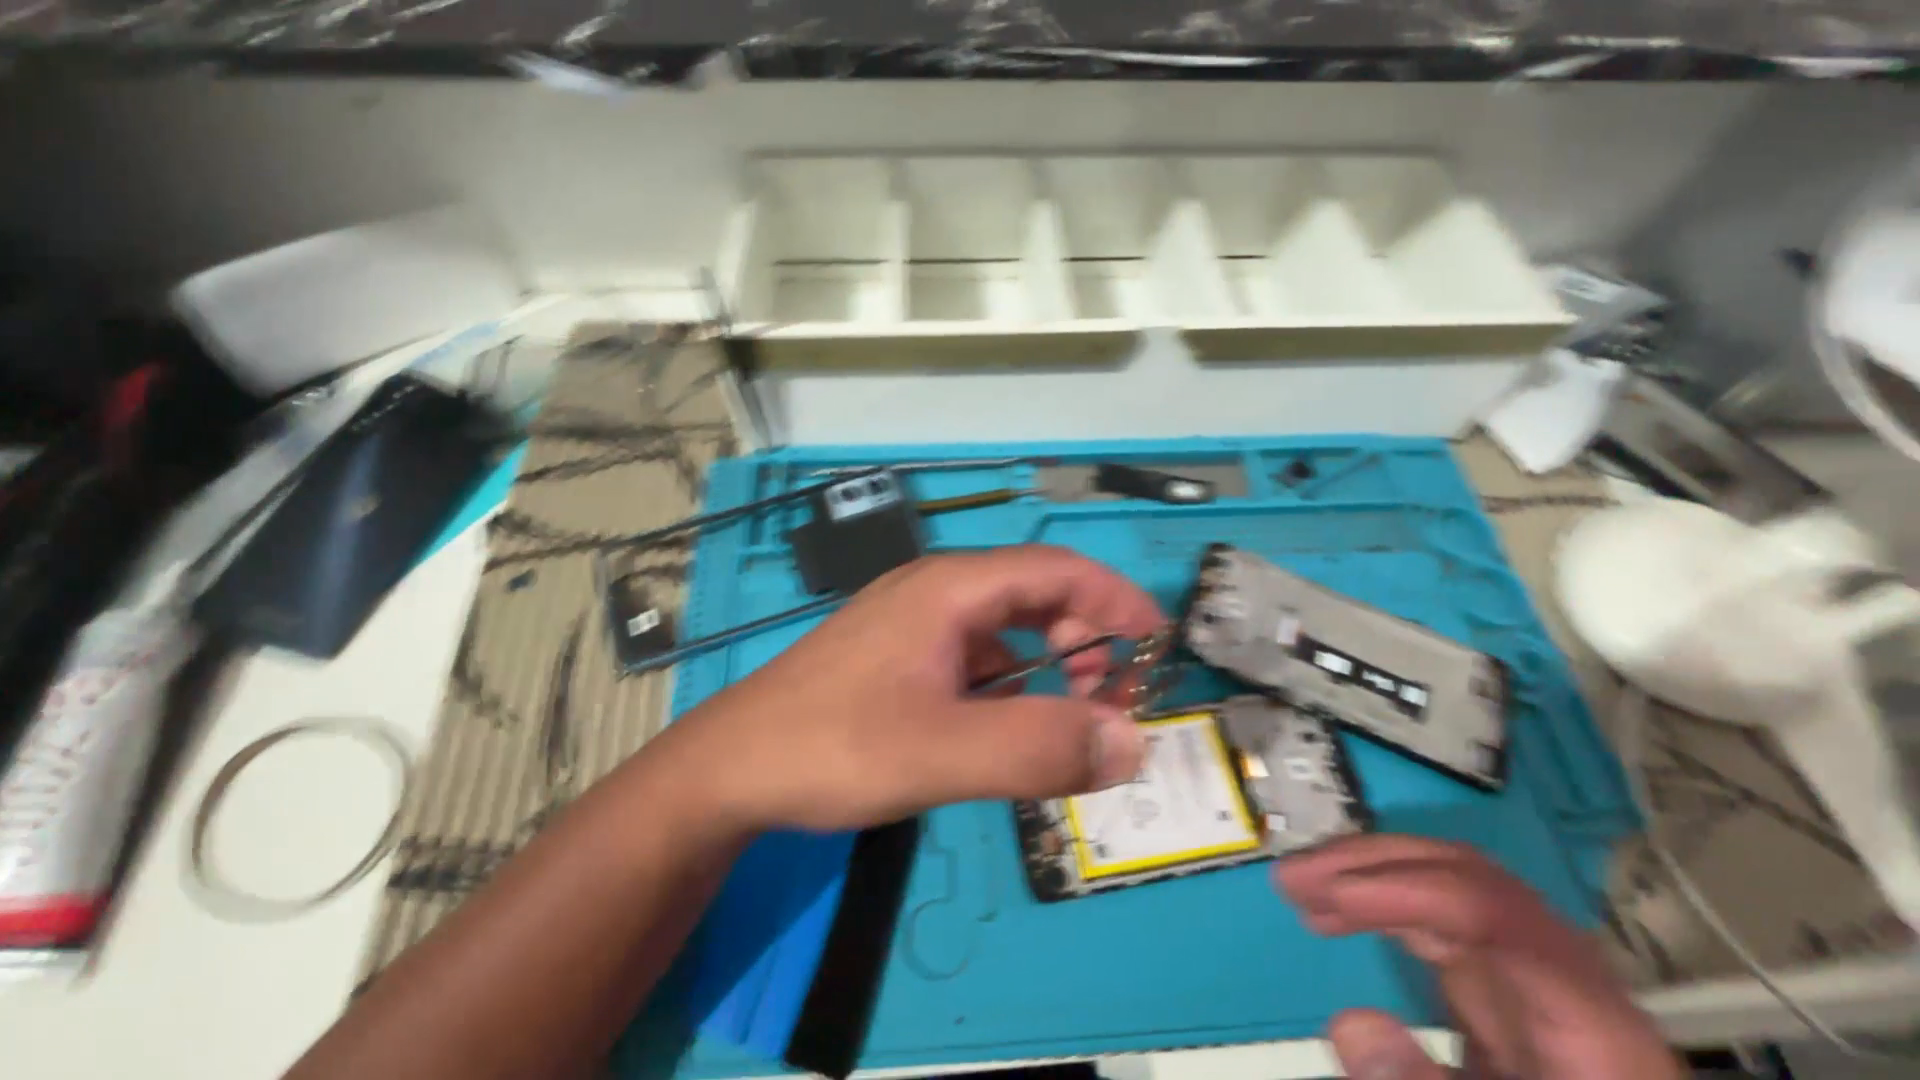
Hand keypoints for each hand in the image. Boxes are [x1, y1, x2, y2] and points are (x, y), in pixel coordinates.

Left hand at [664, 546, 1164, 832]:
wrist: (726, 772)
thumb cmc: (831, 748)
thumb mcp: (942, 754)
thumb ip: (1039, 749)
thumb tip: (1133, 744)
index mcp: (949, 590)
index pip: (1057, 569)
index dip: (1116, 600)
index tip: (1158, 645)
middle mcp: (932, 594)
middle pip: (1035, 595)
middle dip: (1087, 639)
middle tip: (1116, 702)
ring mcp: (909, 627)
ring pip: (1004, 631)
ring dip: (1049, 666)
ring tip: (1070, 721)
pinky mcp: (894, 661)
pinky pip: (973, 659)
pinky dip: (1010, 687)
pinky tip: (1008, 729)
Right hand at [1275, 836, 1683, 1079]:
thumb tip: (1349, 1022)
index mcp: (1591, 1027)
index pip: (1495, 914)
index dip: (1406, 891)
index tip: (1327, 894)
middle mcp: (1570, 982)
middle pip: (1474, 882)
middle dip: (1376, 866)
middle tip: (1294, 877)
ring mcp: (1544, 984)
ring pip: (1457, 891)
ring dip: (1372, 878)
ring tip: (1300, 889)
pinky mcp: (1516, 997)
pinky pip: (1447, 927)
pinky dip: (1385, 911)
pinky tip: (1339, 918)